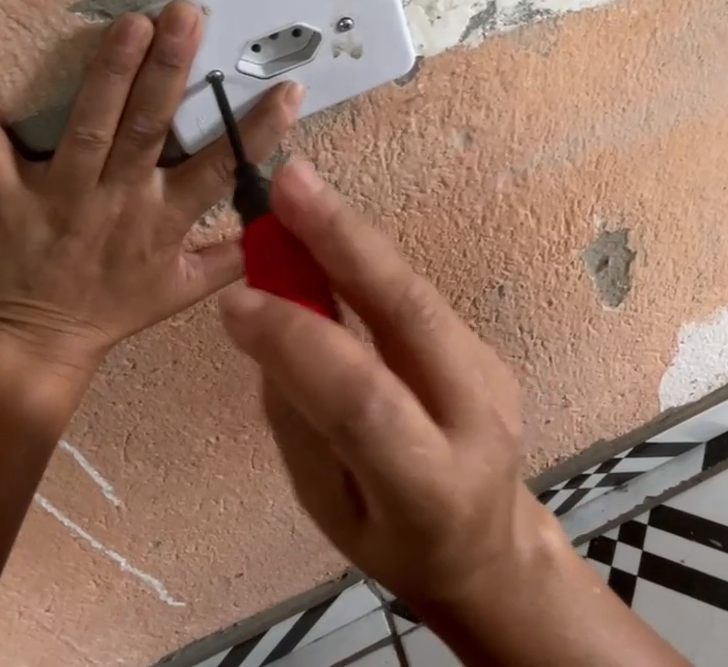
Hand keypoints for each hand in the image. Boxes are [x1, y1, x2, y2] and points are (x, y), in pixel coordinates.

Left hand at [0, 1, 301, 373]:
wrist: (36, 343)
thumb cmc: (115, 309)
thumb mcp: (185, 291)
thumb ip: (232, 256)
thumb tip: (277, 224)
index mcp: (164, 219)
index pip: (219, 169)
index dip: (257, 130)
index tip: (288, 88)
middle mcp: (118, 199)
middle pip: (150, 128)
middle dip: (171, 69)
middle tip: (186, 14)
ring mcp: (60, 195)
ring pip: (89, 126)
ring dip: (109, 73)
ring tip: (129, 23)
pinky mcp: (5, 197)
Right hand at [216, 160, 560, 616]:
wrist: (489, 543)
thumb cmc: (394, 542)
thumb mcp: (329, 506)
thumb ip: (301, 417)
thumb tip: (269, 320)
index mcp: (431, 487)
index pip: (365, 400)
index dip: (301, 343)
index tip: (237, 301)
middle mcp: (476, 417)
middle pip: (410, 315)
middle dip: (343, 242)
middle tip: (288, 183)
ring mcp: (490, 372)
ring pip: (416, 291)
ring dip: (351, 235)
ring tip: (298, 188)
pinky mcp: (486, 345)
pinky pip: (416, 295)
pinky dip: (365, 258)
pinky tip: (326, 228)